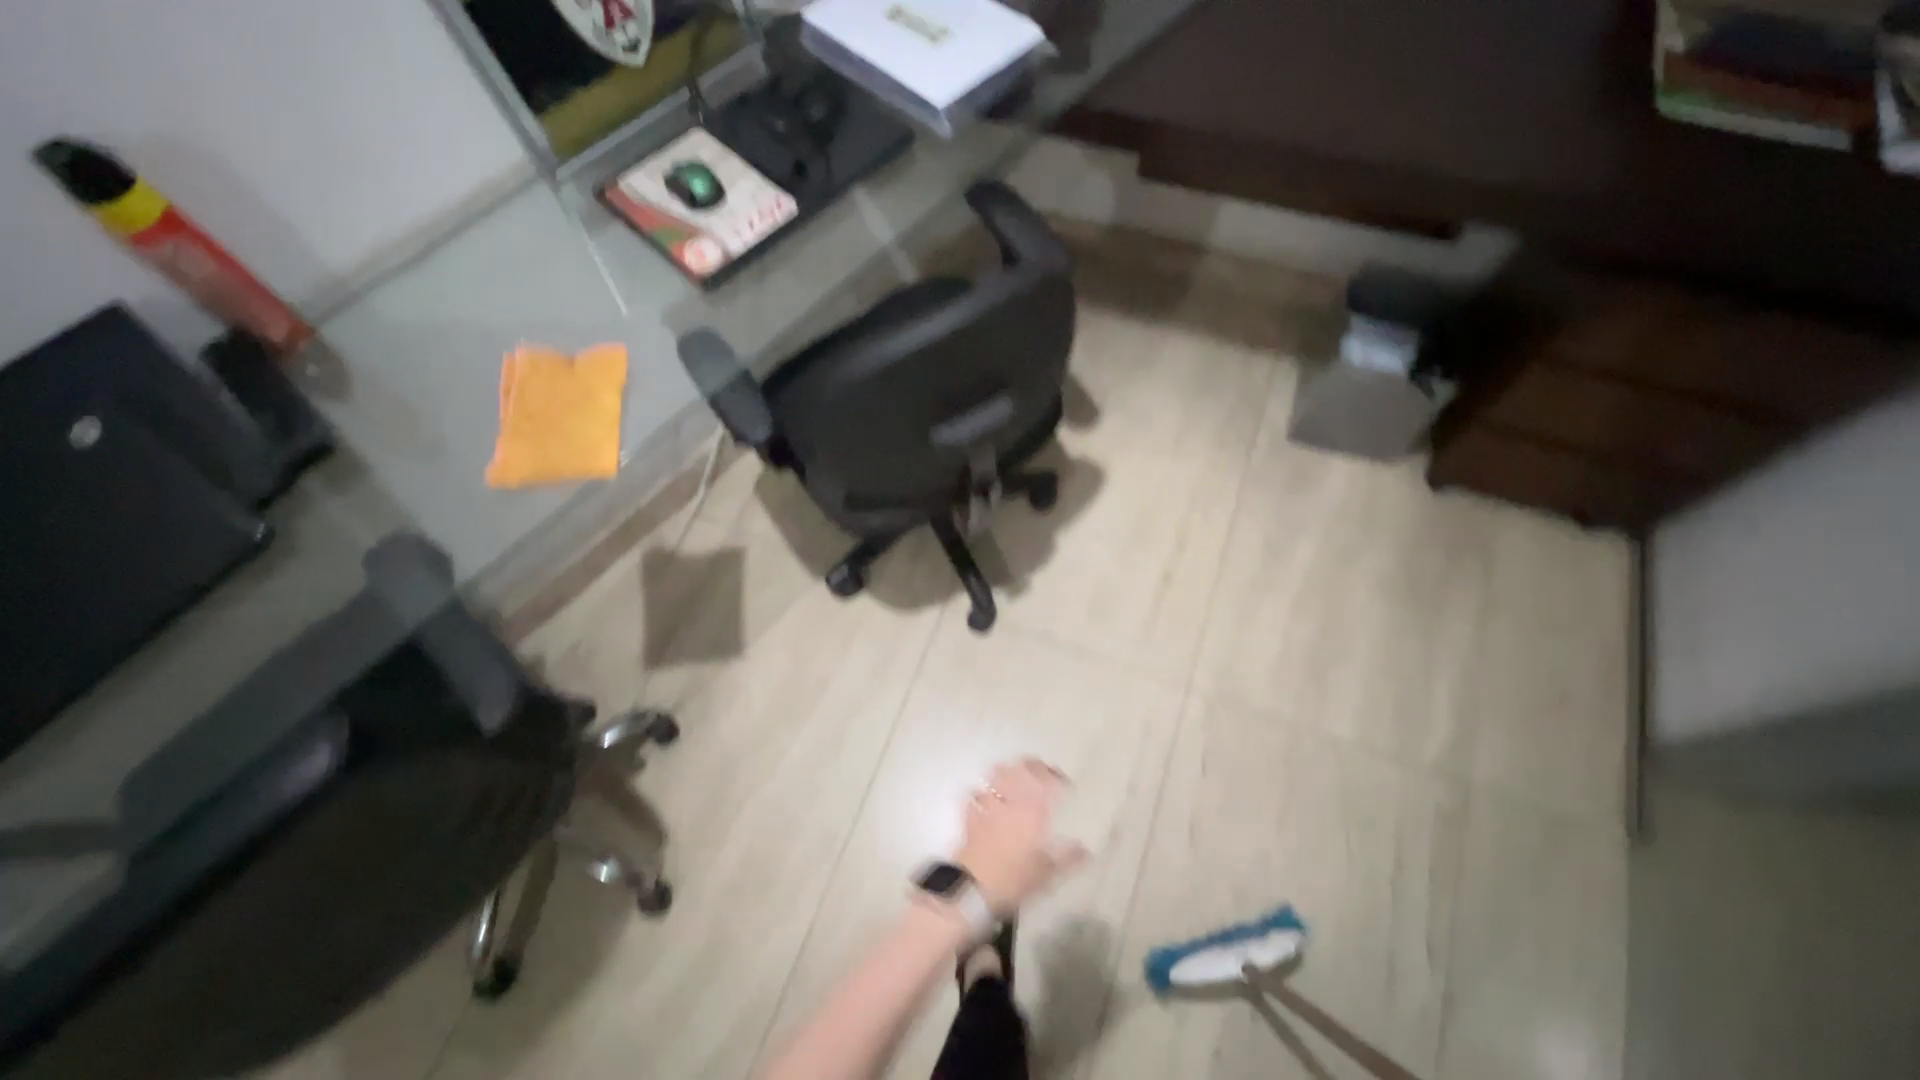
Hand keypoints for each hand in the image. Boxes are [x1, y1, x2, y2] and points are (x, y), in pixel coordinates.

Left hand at [955, 758, 1088, 913]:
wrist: (974, 890)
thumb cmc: (1016, 879)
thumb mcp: (1049, 872)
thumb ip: (1068, 857)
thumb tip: (1086, 849)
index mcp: (1032, 810)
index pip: (1045, 780)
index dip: (1054, 776)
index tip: (1063, 781)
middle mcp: (1009, 801)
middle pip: (1018, 770)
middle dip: (1030, 768)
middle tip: (1039, 774)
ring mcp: (987, 806)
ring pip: (995, 777)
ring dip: (1005, 774)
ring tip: (1013, 780)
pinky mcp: (969, 817)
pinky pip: (974, 796)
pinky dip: (981, 793)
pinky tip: (985, 799)